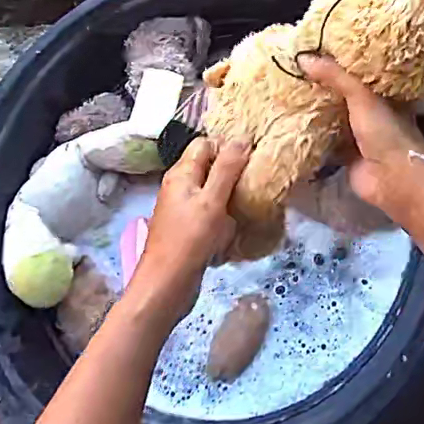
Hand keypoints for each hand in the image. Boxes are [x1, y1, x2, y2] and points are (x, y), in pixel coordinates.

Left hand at [133, 137, 249, 316]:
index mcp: (181, 174)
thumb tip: (242, 137)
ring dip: (231, 192)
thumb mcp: (212, 200)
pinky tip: (238, 221)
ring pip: (212, 188)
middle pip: (210, 165)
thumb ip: (227, 168)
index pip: (206, 143)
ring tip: (253, 198)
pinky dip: (225, 212)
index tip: (253, 155)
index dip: (228, 145)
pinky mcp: (188, 227)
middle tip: (258, 176)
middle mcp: (179, 186)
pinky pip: (211, 209)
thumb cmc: (189, 240)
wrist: (166, 286)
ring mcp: (183, 207)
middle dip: (233, 169)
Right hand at [300, 55, 423, 215]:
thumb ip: (336, 76)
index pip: (360, 72)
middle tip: (294, 71)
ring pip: (334, 118)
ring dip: (316, 110)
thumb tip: (302, 56)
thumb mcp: (362, 96)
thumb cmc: (385, 131)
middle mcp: (373, 112)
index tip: (315, 50)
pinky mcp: (346, 155)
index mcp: (384, 93)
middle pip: (344, 95)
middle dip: (323, 87)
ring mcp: (360, 135)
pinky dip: (312, 134)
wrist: (393, 179)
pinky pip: (326, 140)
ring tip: (287, 92)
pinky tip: (290, 123)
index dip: (341, 62)